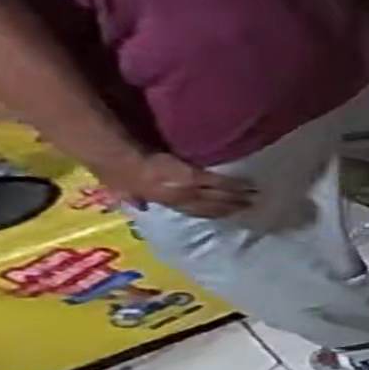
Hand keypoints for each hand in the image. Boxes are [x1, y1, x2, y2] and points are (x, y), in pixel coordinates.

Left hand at [100, 153, 254, 217]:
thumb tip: (141, 205)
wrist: (115, 156)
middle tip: (251, 205)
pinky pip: (220, 183)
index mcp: (164, 201)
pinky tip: (250, 185)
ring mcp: (187, 188)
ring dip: (238, 197)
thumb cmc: (113, 171)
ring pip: (219, 195)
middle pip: (212, 205)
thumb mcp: (117, 187)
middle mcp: (180, 198)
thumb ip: (130, 196)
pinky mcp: (194, 176)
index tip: (230, 212)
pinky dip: (236, 185)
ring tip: (255, 195)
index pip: (194, 210)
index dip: (212, 212)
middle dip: (232, 206)